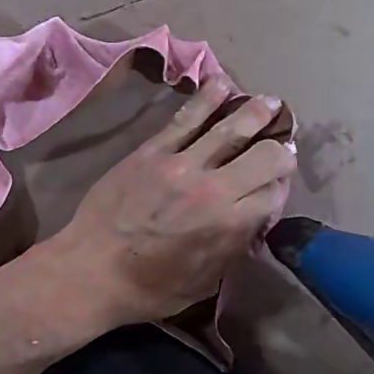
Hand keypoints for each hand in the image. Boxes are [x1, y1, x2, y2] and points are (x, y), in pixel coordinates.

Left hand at [43, 77, 295, 328]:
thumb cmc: (149, 288)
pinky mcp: (152, 151)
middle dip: (281, 149)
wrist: (90, 272)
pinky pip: (186, 117)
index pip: (274, 193)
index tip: (278, 185)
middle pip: (264, 156)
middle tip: (284, 142)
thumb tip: (256, 217)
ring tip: (270, 102)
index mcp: (228, 226)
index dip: (282, 187)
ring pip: (229, 128)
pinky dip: (208, 98)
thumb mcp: (205, 281)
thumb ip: (236, 246)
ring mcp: (180, 164)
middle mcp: (212, 190)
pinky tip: (224, 85)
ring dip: (256, 112)